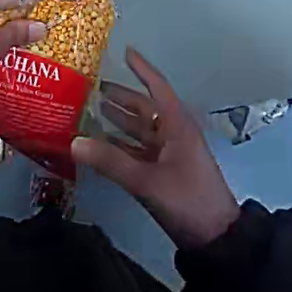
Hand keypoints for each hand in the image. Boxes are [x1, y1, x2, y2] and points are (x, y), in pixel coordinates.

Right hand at [72, 48, 239, 250]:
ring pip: (138, 129)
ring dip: (117, 119)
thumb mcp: (147, 181)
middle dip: (120, 96)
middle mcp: (172, 133)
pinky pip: (136, 150)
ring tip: (89, 108)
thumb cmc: (188, 200)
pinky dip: (118, 144)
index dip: (142, 69)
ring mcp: (168, 154)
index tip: (125, 50)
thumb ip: (109, 161)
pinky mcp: (162, 172)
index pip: (157, 88)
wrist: (217, 241)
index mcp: (176, 125)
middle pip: (143, 107)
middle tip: (90, 85)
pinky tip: (97, 144)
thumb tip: (73, 142)